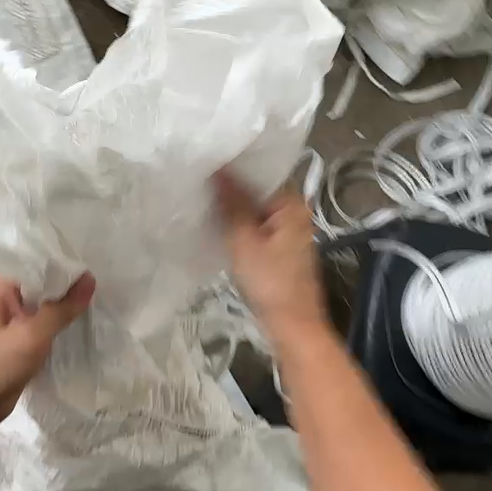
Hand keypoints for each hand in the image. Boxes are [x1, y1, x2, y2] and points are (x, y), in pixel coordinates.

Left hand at [0, 272, 95, 430]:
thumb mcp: (33, 334)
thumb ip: (62, 307)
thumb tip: (90, 278)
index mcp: (0, 283)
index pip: (38, 261)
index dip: (66, 262)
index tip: (95, 263)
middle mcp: (4, 295)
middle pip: (43, 281)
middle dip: (69, 284)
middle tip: (104, 282)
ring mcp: (10, 317)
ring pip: (44, 303)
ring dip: (65, 305)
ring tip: (98, 299)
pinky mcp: (17, 338)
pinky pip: (43, 322)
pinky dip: (59, 323)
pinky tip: (82, 321)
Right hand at [212, 170, 330, 336]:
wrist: (292, 326)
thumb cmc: (270, 282)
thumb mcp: (244, 240)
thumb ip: (231, 202)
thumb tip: (219, 167)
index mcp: (291, 202)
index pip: (258, 172)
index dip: (231, 168)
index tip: (204, 164)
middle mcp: (294, 210)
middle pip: (256, 190)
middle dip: (230, 189)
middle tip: (197, 181)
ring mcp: (288, 229)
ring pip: (254, 209)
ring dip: (232, 208)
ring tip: (202, 199)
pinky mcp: (280, 246)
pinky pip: (255, 225)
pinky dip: (239, 224)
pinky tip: (217, 224)